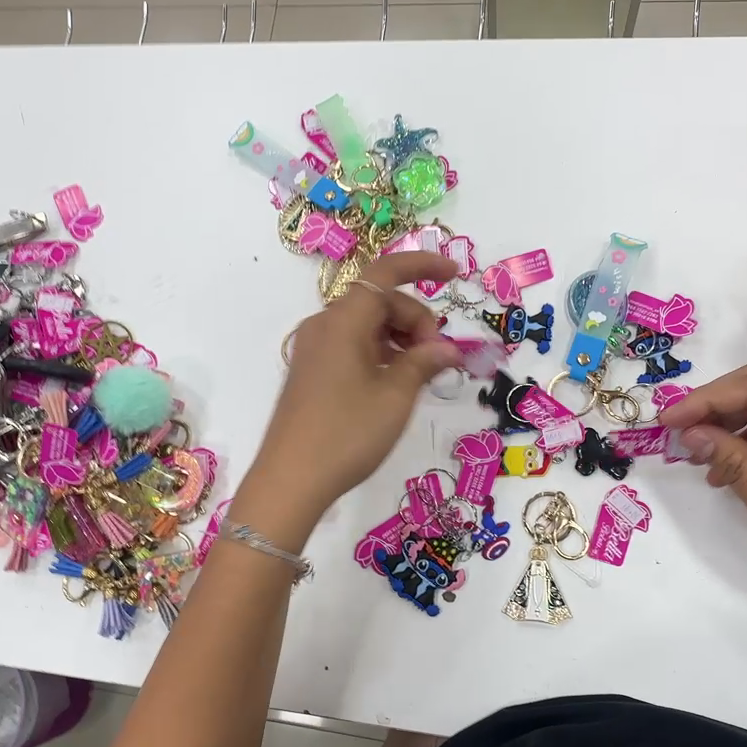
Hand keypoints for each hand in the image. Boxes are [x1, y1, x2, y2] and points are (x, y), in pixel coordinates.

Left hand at [248, 252, 461, 514]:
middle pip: (379, 300)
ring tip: (422, 374)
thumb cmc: (347, 434)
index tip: (455, 276)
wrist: (290, 480)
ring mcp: (313, 348)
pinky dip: (380, 353)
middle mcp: (324, 325)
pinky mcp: (311, 371)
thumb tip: (447, 348)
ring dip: (399, 338)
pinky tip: (396, 383)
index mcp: (343, 320)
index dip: (423, 266)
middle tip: (439, 360)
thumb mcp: (395, 397)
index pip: (386, 272)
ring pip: (366, 325)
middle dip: (416, 319)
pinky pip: (352, 345)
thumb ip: (424, 362)